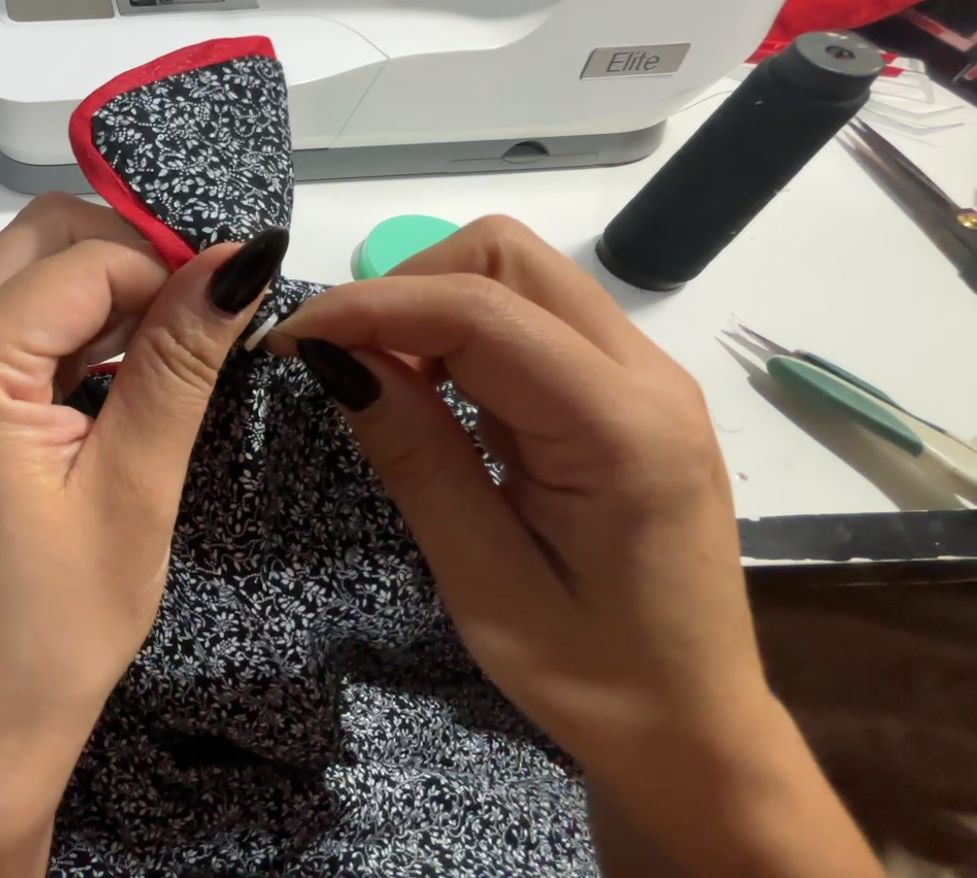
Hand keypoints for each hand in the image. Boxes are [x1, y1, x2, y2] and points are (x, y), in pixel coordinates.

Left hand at [0, 193, 285, 875]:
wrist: (5, 691)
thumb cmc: (72, 609)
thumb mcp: (138, 480)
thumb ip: (180, 358)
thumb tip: (242, 258)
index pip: (85, 261)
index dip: (168, 269)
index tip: (233, 304)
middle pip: (44, 237)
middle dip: (130, 254)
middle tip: (198, 314)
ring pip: (34, 267)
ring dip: (109, 283)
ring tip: (175, 339)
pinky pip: (23, 314)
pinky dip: (82, 317)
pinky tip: (128, 359)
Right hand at [268, 216, 877, 875]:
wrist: (690, 722)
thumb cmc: (586, 670)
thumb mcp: (478, 574)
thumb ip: (412, 453)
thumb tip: (335, 359)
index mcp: (619, 428)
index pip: (479, 310)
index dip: (369, 306)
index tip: (289, 341)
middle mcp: (643, 374)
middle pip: (504, 256)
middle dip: (401, 286)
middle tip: (339, 356)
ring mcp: (637, 373)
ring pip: (511, 273)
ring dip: (423, 304)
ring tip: (373, 375)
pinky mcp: (614, 386)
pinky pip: (520, 315)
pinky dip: (448, 329)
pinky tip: (419, 387)